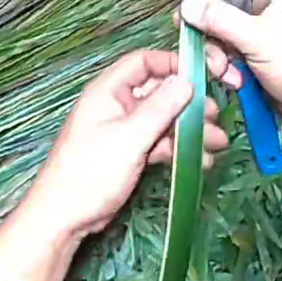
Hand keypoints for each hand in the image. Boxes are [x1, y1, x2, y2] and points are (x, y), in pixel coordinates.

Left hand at [20, 50, 234, 240]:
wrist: (64, 218)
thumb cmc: (89, 172)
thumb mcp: (129, 138)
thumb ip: (159, 109)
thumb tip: (186, 82)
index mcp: (109, 90)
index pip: (144, 62)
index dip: (173, 65)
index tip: (203, 75)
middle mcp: (117, 104)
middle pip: (159, 92)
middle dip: (189, 103)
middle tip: (215, 117)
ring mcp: (124, 129)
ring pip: (163, 119)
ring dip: (189, 129)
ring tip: (217, 143)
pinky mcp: (129, 151)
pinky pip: (159, 141)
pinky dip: (178, 148)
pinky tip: (200, 160)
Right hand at [179, 0, 281, 140]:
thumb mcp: (257, 38)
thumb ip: (218, 18)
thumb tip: (185, 2)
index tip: (180, 2)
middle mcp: (272, 8)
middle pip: (224, 10)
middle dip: (212, 33)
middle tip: (200, 46)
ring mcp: (268, 34)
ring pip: (226, 36)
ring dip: (220, 56)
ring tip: (227, 73)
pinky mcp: (264, 58)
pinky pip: (235, 55)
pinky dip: (230, 68)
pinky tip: (236, 82)